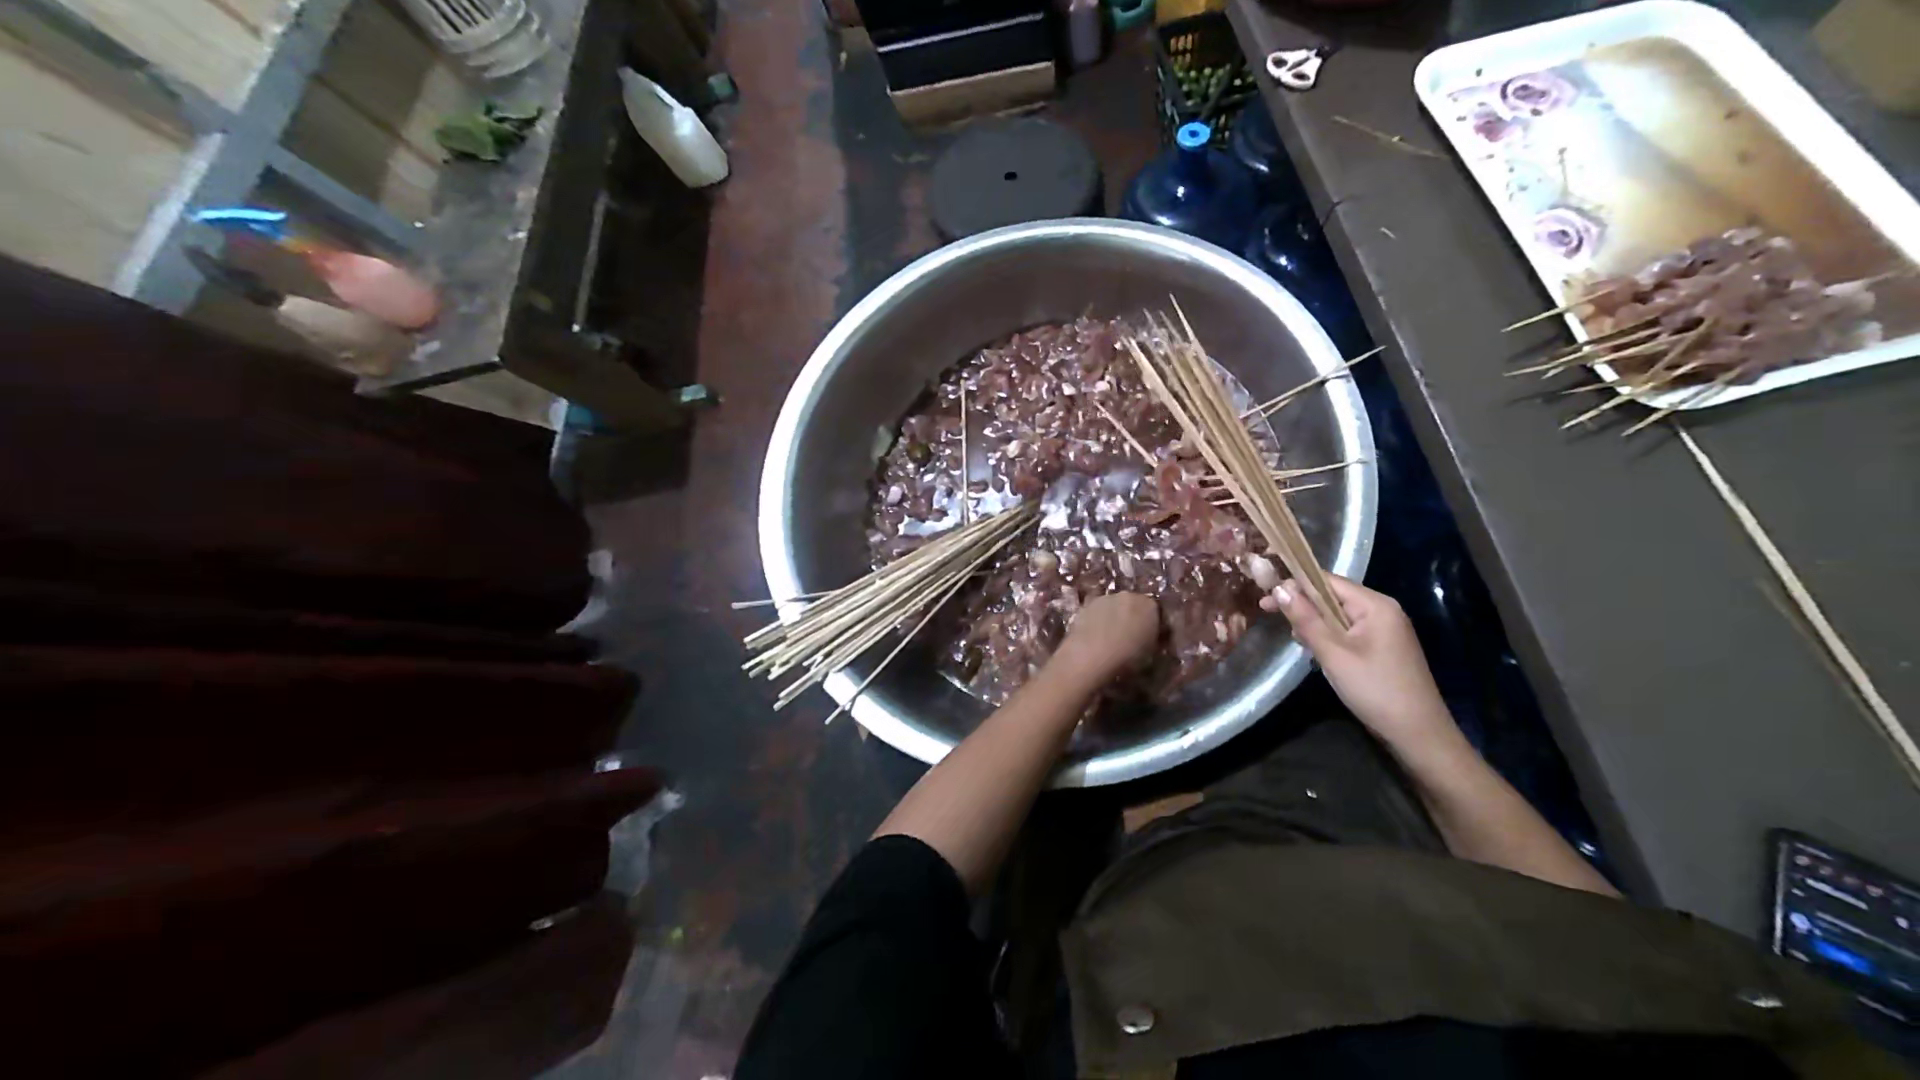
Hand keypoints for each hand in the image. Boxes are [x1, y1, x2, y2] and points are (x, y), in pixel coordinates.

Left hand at [1052, 592, 1158, 683]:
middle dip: (1132, 616)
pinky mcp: (1085, 605)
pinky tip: (1094, 636)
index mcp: (1149, 605)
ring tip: (1109, 637)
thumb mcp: (1151, 653)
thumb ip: (1154, 639)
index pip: (1155, 611)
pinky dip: (1097, 620)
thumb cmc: (1127, 658)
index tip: (1149, 638)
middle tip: (1129, 636)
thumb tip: (1149, 636)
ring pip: (1113, 606)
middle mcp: (1127, 595)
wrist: (1090, 656)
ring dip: (1113, 616)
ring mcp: (1104, 598)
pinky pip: (1096, 612)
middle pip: (1133, 604)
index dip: (1152, 625)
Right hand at [1263, 574, 1457, 750]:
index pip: (1327, 580)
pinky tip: (1314, 650)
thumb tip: (1279, 588)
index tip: (1264, 595)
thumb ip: (1305, 619)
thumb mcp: (1333, 653)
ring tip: (1296, 639)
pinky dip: (1328, 636)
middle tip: (1267, 613)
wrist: (1417, 733)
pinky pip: (1347, 630)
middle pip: (1332, 596)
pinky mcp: (1381, 647)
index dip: (1294, 584)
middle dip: (1302, 605)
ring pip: (1337, 615)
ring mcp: (1384, 629)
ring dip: (1313, 623)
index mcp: (1375, 605)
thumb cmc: (1374, 689)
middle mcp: (1382, 610)